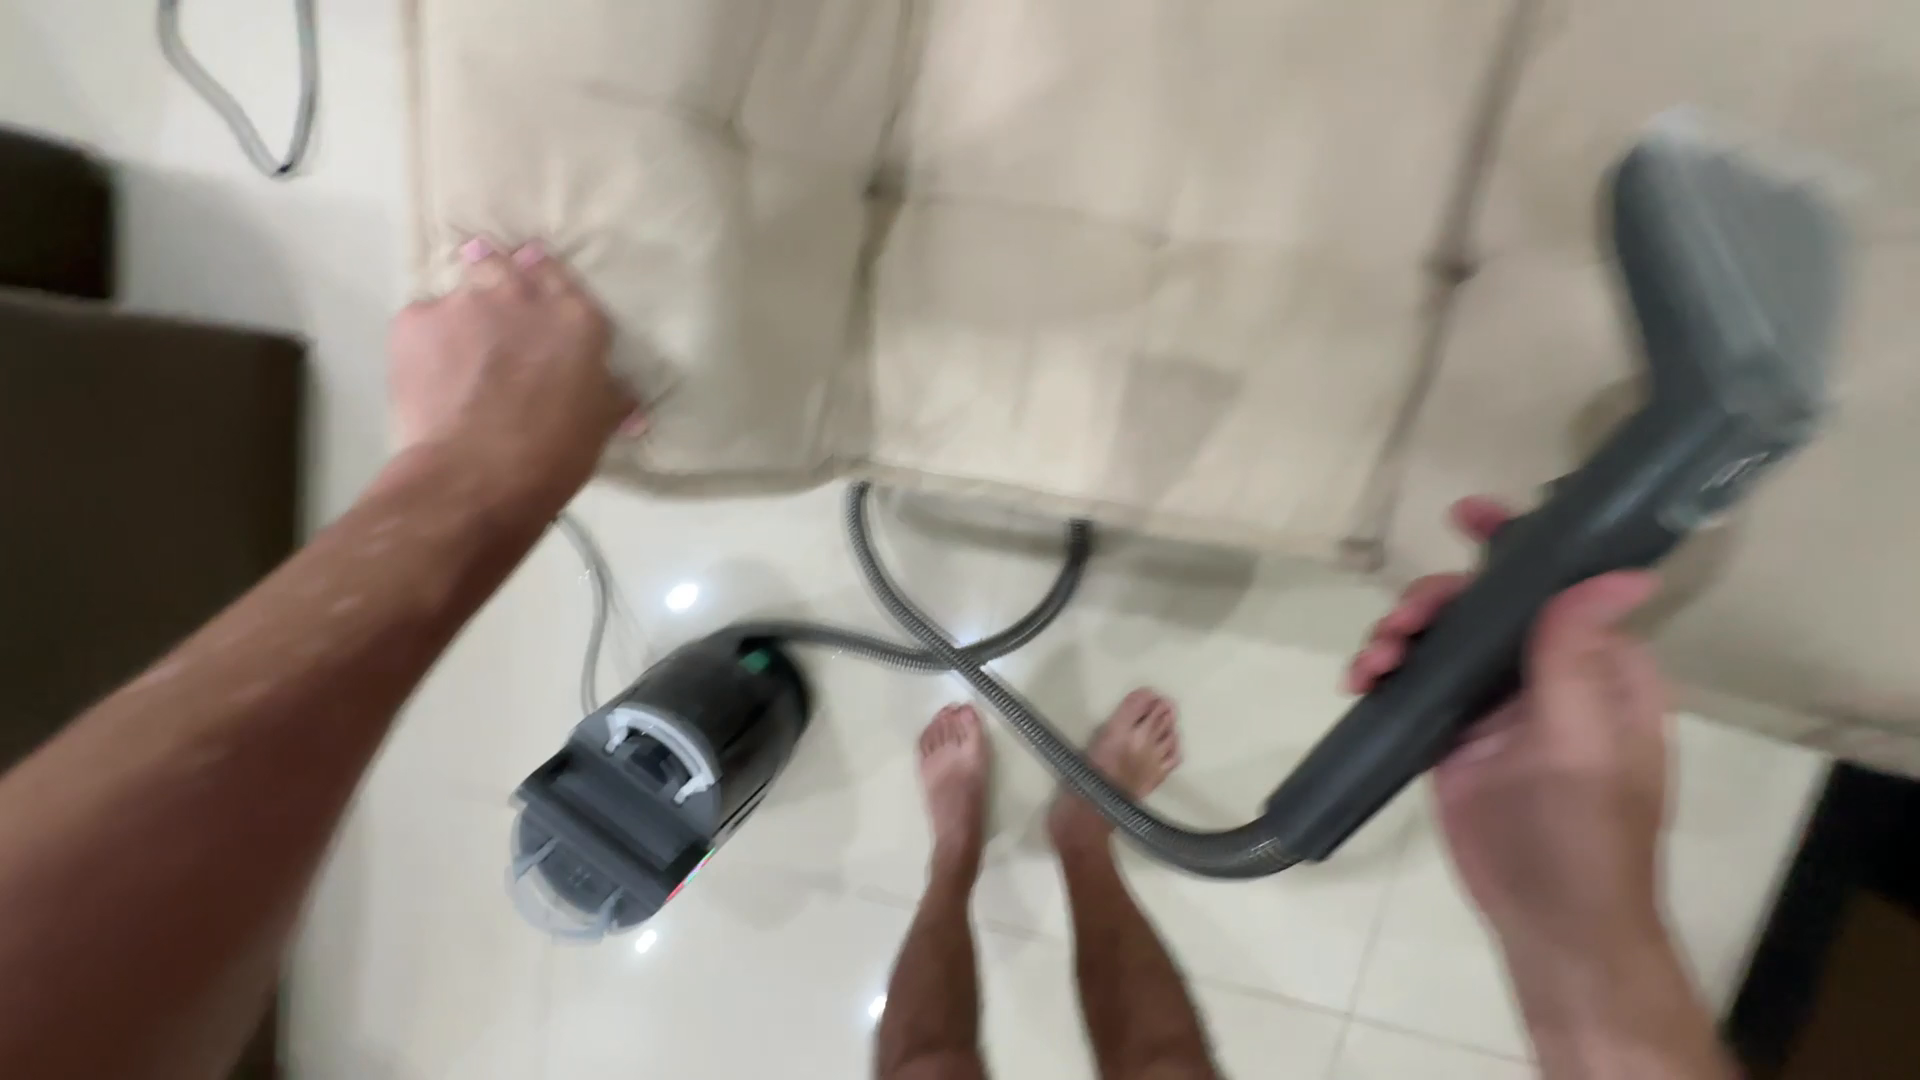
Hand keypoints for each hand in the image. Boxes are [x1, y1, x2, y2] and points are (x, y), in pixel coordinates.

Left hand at [388, 238, 637, 498]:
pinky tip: (433, 373)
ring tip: (462, 345)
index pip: (561, 276)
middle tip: (500, 309)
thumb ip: (609, 397)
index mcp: (577, 321)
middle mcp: (521, 298)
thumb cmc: (557, 452)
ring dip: (466, 311)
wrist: (478, 474)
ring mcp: (463, 304)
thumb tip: (627, 402)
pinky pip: (423, 321)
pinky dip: (429, 341)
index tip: (541, 296)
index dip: (548, 281)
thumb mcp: (601, 423)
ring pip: (462, 291)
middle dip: (501, 276)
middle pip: (505, 265)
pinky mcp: (413, 321)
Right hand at [1348, 498, 1669, 964]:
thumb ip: (1579, 659)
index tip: (1463, 512)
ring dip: (1395, 636)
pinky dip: (1381, 670)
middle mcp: (1544, 672)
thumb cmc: (1579, 832)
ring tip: (1370, 663)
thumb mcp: (1582, 745)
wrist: (1543, 915)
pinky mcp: (1448, 726)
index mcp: (1596, 667)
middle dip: (1429, 603)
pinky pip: (1410, 677)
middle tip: (1398, 627)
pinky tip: (1358, 683)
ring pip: (1436, 638)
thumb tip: (1619, 574)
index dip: (1516, 542)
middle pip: (1477, 606)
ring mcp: (1490, 699)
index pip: (1558, 584)